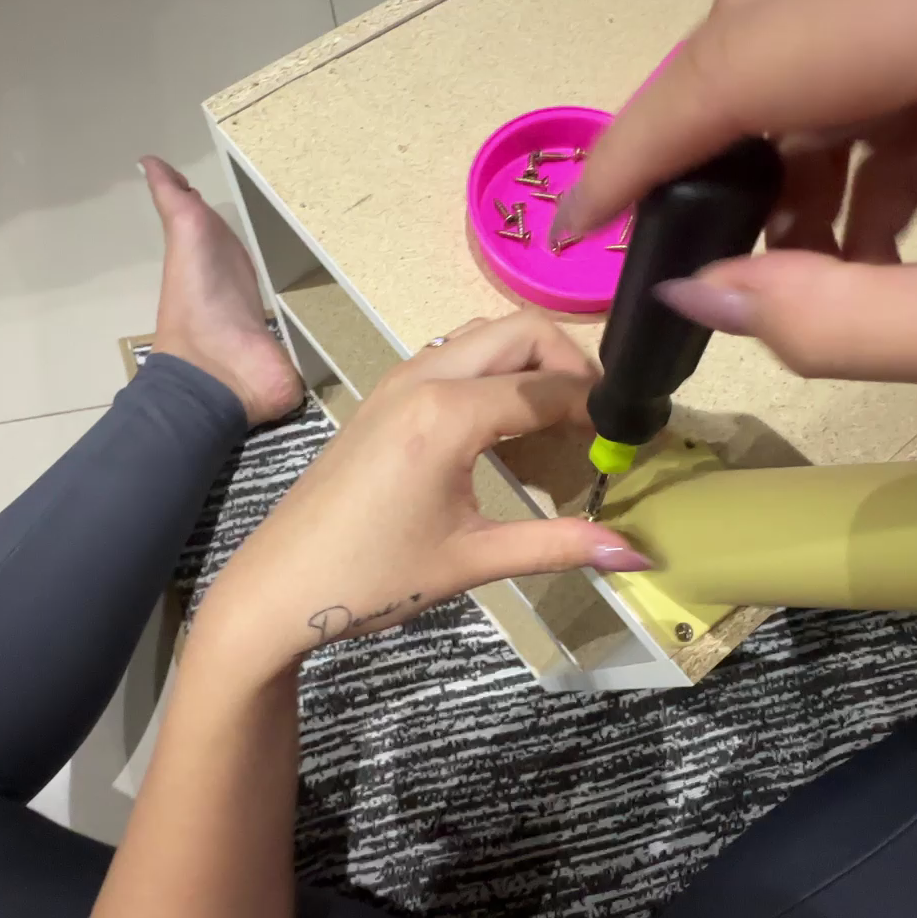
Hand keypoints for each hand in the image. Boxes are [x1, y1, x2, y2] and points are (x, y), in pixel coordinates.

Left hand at [189, 311, 649, 665]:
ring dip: (529, 360)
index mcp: (447, 414)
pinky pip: (453, 354)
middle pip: (520, 332)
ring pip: (484, 335)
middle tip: (596, 418)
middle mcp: (424, 378)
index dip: (597, 408)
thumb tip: (638, 557)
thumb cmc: (373, 577)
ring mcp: (397, 380)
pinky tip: (502, 423)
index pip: (547, 388)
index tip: (629, 436)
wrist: (278, 585)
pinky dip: (494, 369)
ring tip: (556, 417)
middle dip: (569, 363)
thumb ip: (558, 546)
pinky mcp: (383, 395)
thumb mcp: (472, 559)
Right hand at [557, 0, 916, 450]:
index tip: (575, 228)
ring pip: (842, 8)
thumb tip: (692, 292)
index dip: (641, 143)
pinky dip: (857, 127)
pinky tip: (870, 216)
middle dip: (696, 129)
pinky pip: (915, 29)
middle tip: (661, 238)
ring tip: (777, 250)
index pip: (761, 46)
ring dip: (778, 132)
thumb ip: (835, 319)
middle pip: (786, 0)